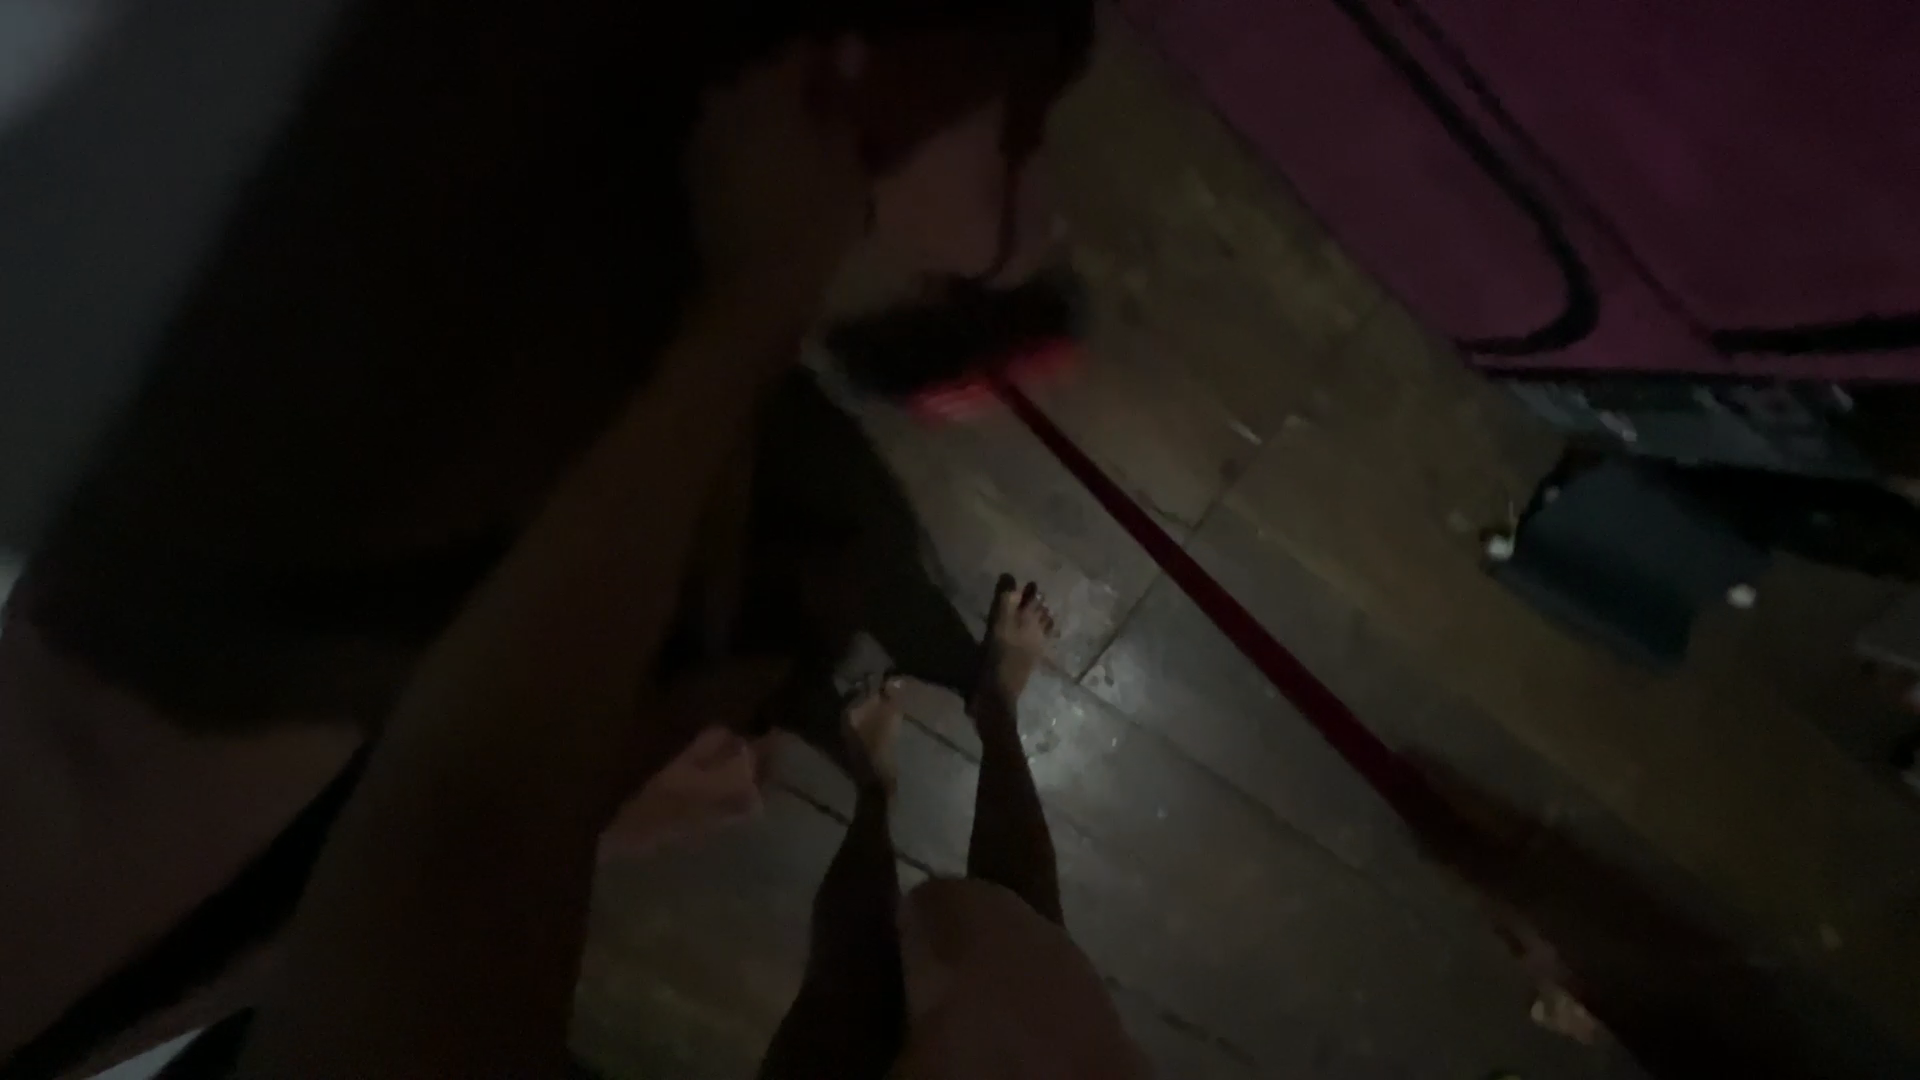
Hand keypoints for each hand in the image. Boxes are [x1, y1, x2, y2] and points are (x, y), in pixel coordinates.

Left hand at [685, 41, 870, 339]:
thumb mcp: (848, 163)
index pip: (802, 58)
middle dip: (802, 108)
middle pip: (770, 90)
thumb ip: (846, 110)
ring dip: (776, 137)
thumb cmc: (813, 222)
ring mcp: (704, 141)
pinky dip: (756, 165)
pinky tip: (780, 192)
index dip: (834, 75)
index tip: (857, 100)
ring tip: (809, 169)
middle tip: (835, 137)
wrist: (757, 289)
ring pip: (749, 124)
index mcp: (764, 88)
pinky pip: (734, 157)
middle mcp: (724, 102)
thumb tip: (845, 72)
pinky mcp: (696, 181)